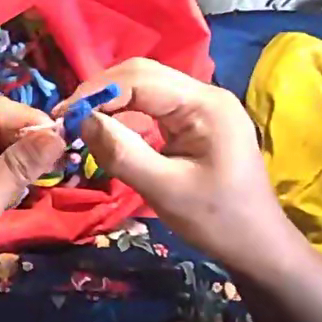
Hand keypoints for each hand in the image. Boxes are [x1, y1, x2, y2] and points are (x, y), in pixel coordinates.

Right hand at [61, 58, 294, 264]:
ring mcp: (201, 106)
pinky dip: (124, 112)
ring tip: (80, 123)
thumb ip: (122, 152)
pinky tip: (106, 128)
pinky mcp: (194, 121)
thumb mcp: (165, 189)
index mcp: (205, 104)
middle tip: (67, 119)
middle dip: (100, 92)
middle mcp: (204, 94)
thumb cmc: (217, 220)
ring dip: (110, 100)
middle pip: (141, 74)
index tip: (62, 117)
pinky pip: (152, 104)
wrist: (258, 246)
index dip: (96, 92)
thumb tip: (81, 120)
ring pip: (144, 87)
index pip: (139, 79)